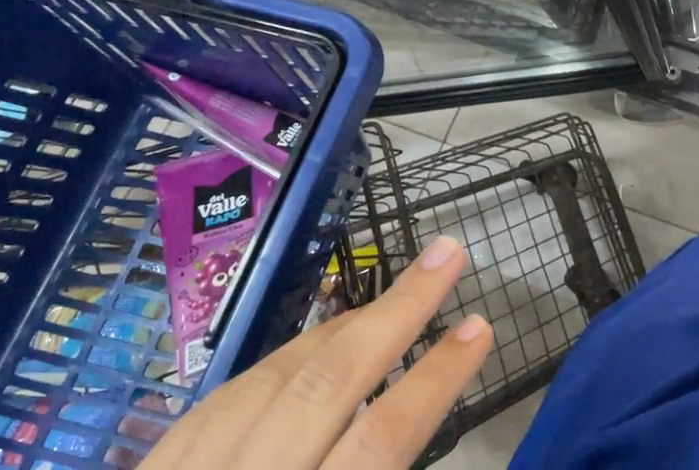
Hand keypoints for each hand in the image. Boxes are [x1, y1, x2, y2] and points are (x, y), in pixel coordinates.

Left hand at [144, 236, 492, 469]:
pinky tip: (311, 348)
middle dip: (395, 312)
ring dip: (340, 328)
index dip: (434, 379)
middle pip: (323, 388)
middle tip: (447, 253)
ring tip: (395, 296)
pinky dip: (278, 365)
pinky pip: (219, 401)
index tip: (479, 327)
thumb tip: (405, 429)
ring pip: (268, 381)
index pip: (379, 444)